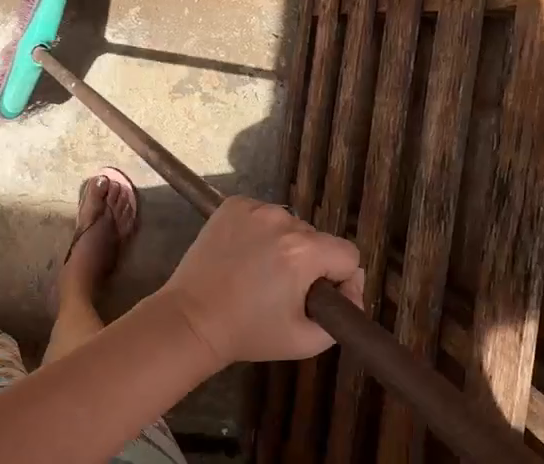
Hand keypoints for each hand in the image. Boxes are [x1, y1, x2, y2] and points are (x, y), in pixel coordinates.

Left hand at [156, 197, 364, 366]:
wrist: (193, 318)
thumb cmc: (250, 332)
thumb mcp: (307, 339)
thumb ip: (341, 315)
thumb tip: (350, 290)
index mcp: (303, 251)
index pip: (348, 254)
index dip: (343, 280)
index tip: (322, 296)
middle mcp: (281, 220)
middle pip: (317, 239)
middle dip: (311, 263)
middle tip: (286, 290)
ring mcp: (254, 208)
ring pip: (290, 225)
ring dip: (286, 245)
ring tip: (262, 273)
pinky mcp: (233, 204)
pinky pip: (263, 214)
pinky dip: (261, 232)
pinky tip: (245, 255)